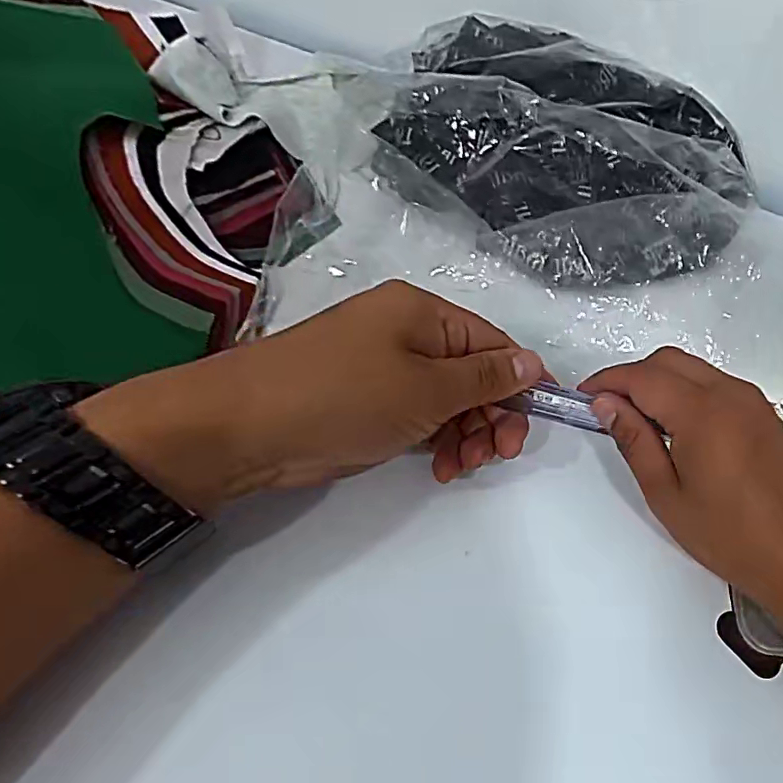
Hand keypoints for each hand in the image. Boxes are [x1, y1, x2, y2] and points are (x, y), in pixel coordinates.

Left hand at [75, 280, 545, 513]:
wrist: (247, 429)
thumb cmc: (345, 397)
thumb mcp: (428, 389)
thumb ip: (487, 379)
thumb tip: (534, 363)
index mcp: (425, 315)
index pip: (495, 344)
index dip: (521, 382)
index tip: (535, 423)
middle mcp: (411, 336)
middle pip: (477, 376)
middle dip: (493, 417)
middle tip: (497, 455)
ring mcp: (391, 370)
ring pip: (454, 403)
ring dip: (468, 436)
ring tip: (462, 465)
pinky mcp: (376, 402)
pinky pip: (426, 418)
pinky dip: (441, 442)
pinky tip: (441, 468)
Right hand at [580, 348, 782, 610]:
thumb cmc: (731, 536)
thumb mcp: (666, 493)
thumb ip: (634, 441)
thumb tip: (609, 406)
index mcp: (704, 413)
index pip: (643, 376)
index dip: (609, 382)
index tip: (589, 395)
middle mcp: (733, 396)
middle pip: (669, 361)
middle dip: (634, 378)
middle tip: (610, 409)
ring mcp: (754, 403)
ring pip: (695, 370)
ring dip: (663, 384)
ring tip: (642, 423)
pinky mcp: (765, 415)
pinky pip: (719, 386)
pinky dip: (691, 394)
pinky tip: (679, 427)